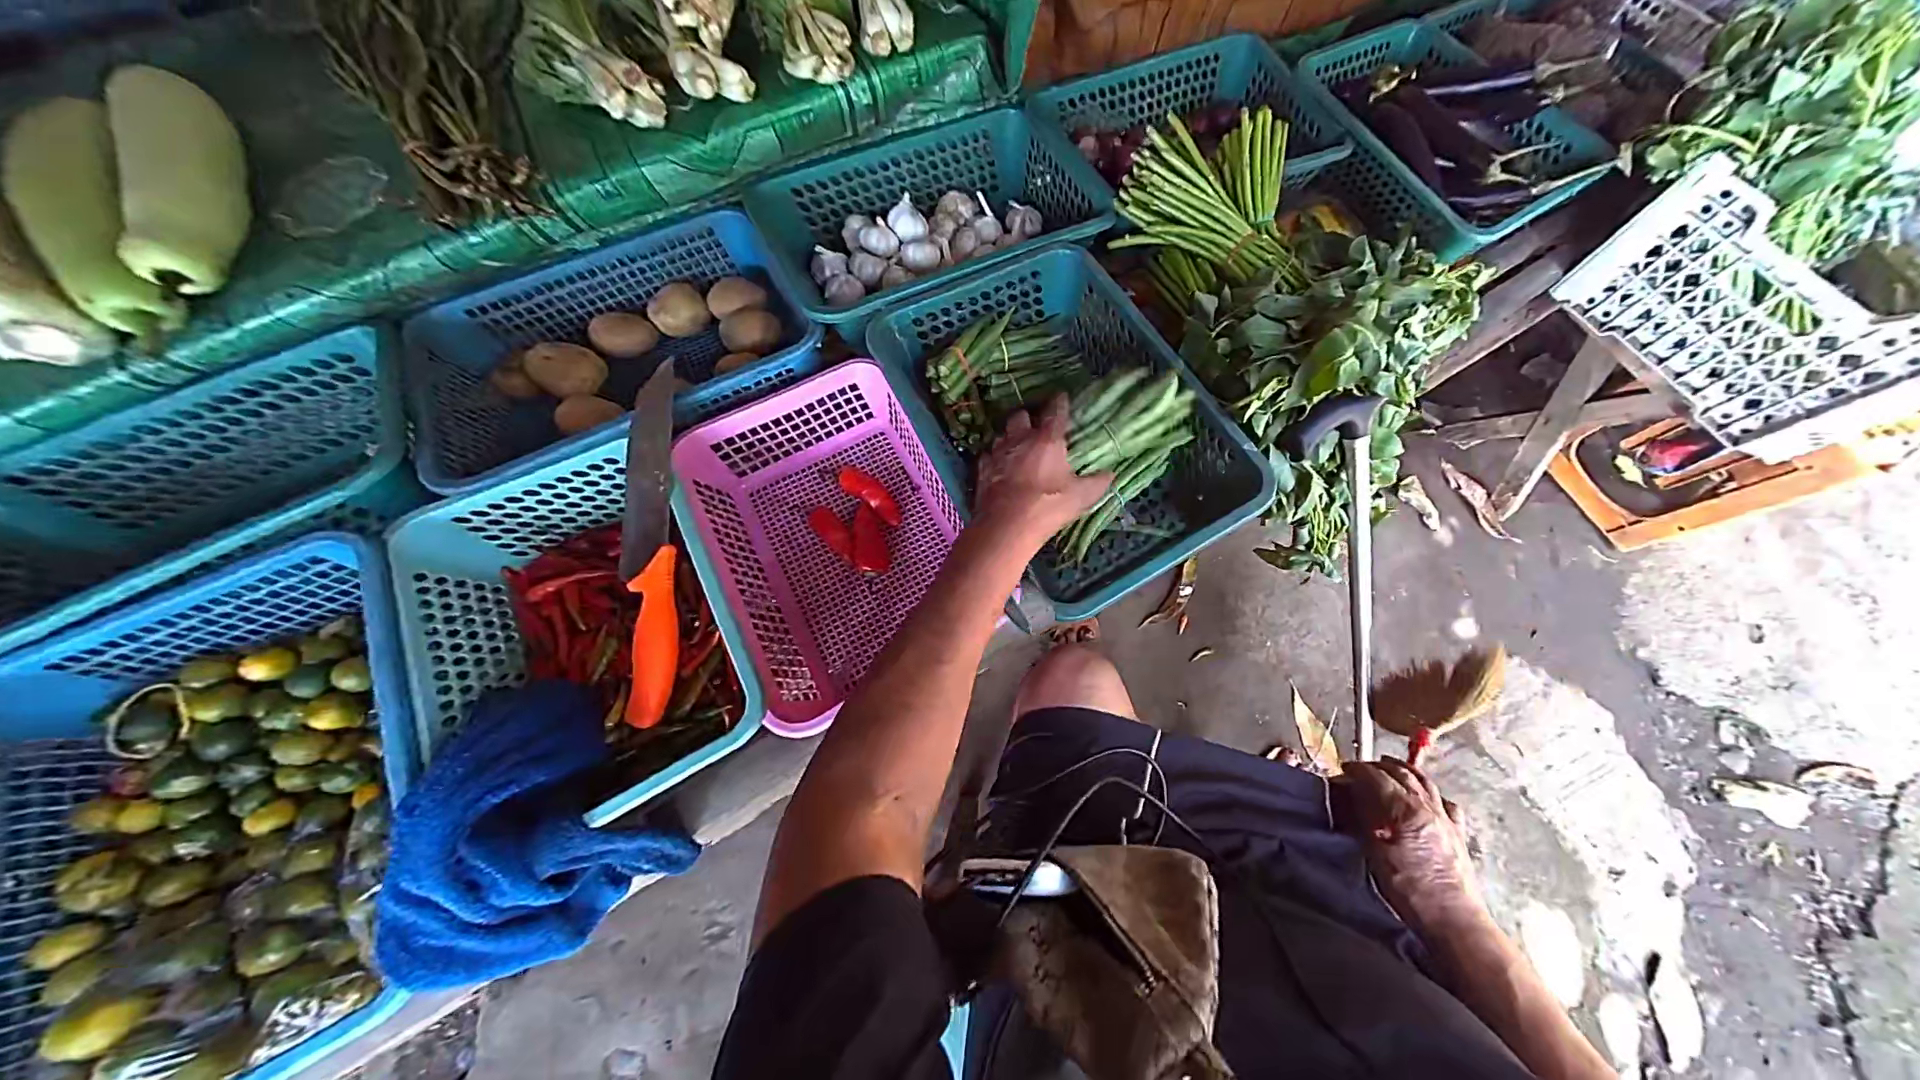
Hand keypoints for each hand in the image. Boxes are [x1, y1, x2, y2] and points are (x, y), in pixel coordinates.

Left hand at [973, 395, 1111, 546]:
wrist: (1006, 525)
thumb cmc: (1048, 506)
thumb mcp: (1081, 497)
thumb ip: (1097, 482)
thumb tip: (1110, 474)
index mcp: (1047, 440)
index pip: (1055, 411)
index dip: (1059, 402)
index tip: (1061, 397)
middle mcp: (1020, 439)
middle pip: (1021, 416)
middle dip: (1028, 417)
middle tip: (1036, 426)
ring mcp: (997, 453)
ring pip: (1002, 434)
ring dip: (1010, 437)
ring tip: (1017, 446)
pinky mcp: (982, 469)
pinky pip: (987, 455)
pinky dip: (994, 458)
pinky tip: (999, 466)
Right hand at [1341, 759, 1489, 934]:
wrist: (1453, 919)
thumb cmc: (1409, 889)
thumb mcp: (1374, 852)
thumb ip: (1361, 818)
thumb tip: (1348, 796)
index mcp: (1405, 810)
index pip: (1376, 776)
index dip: (1357, 770)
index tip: (1344, 770)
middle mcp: (1428, 807)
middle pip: (1401, 773)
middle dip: (1378, 766)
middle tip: (1361, 769)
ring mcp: (1447, 818)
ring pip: (1425, 781)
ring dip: (1404, 771)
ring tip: (1390, 769)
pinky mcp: (1458, 832)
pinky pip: (1445, 801)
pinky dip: (1430, 792)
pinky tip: (1424, 798)